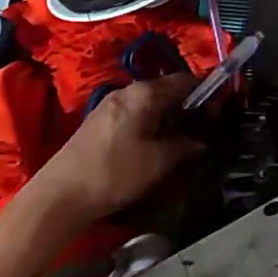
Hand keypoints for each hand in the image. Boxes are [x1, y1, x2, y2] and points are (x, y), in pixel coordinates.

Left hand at [27, 74, 202, 223]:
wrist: (59, 196)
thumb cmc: (114, 173)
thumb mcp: (158, 162)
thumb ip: (185, 146)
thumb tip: (202, 140)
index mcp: (144, 93)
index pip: (184, 80)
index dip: (205, 93)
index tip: (219, 112)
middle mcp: (128, 91)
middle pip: (166, 90)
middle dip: (187, 106)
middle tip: (203, 129)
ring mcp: (110, 105)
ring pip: (150, 103)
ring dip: (169, 116)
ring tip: (181, 140)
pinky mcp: (100, 121)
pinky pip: (135, 113)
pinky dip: (151, 122)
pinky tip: (154, 144)